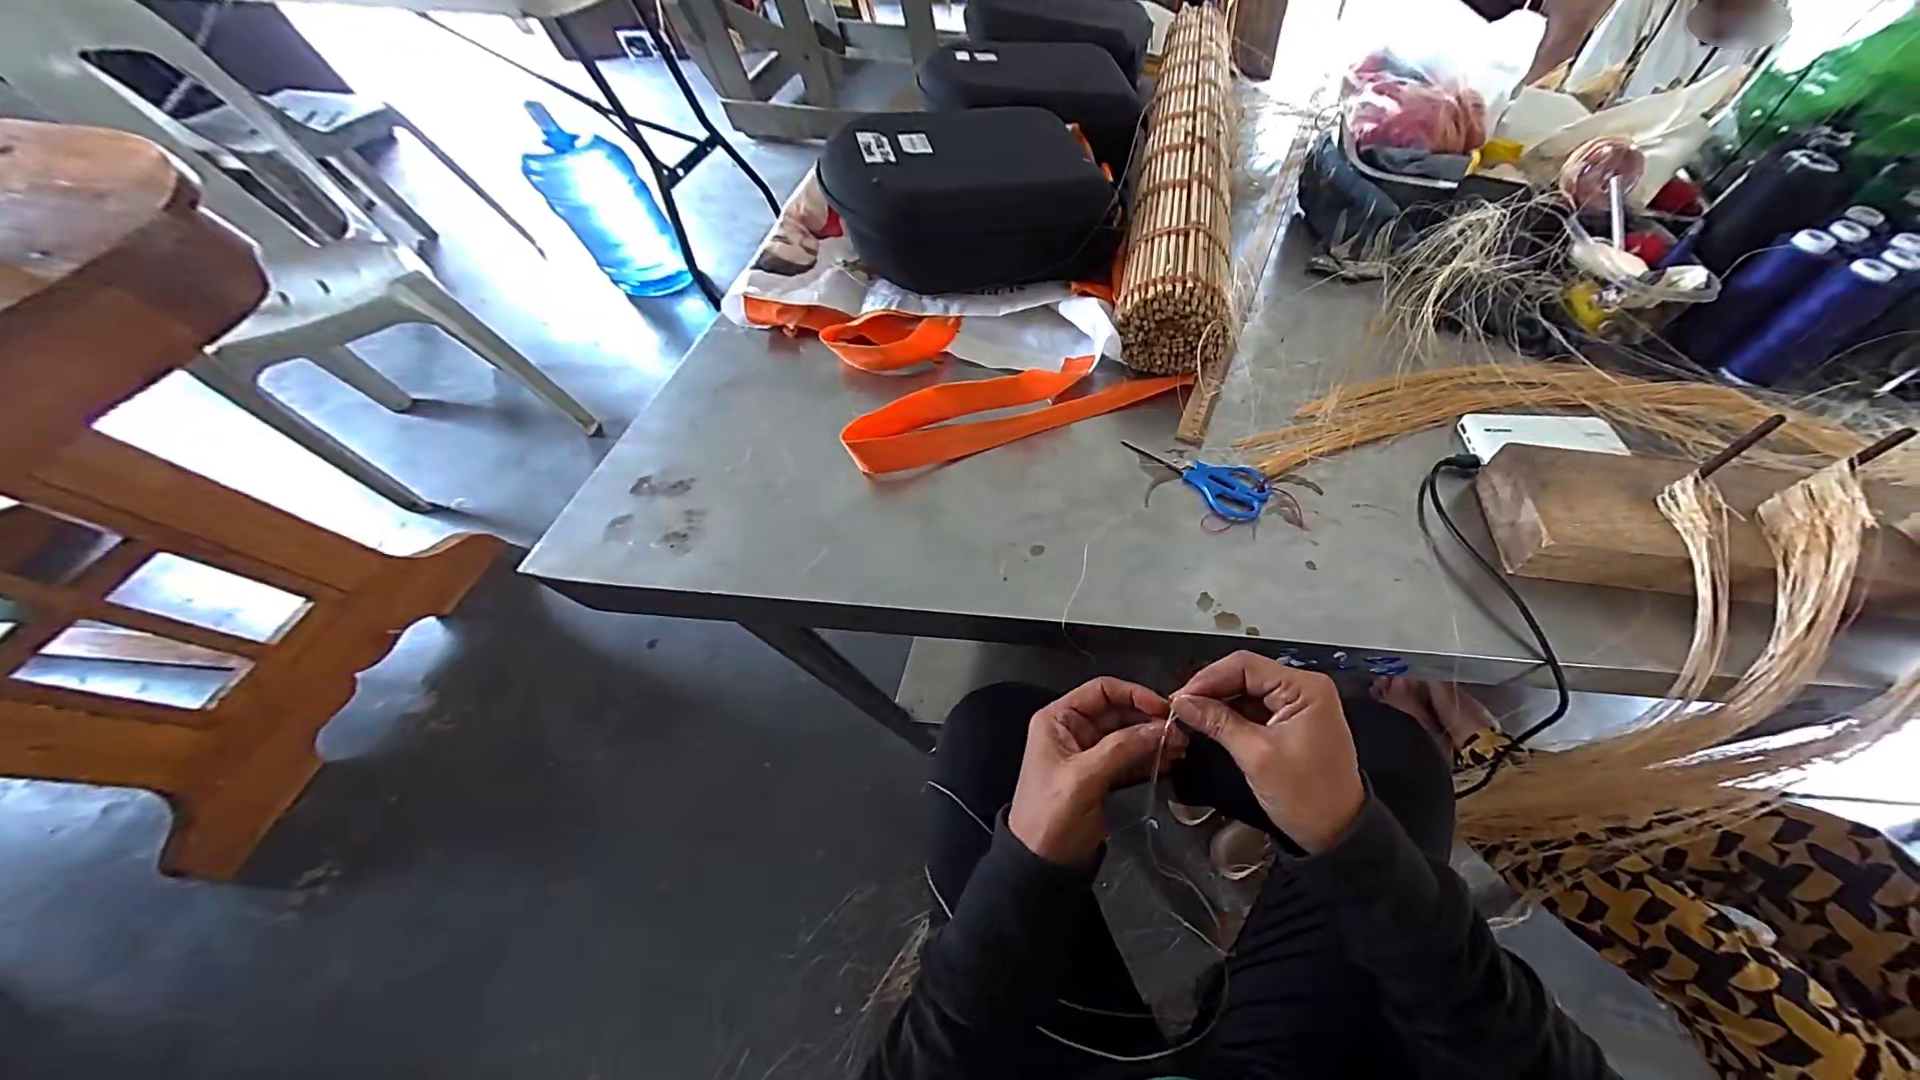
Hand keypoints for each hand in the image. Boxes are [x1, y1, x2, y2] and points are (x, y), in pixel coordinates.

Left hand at [1008, 678, 1186, 866]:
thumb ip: (1121, 749)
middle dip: (1149, 720)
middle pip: (1119, 711)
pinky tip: (1170, 761)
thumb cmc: (1049, 816)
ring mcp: (1089, 753)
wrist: (1042, 863)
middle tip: (1180, 733)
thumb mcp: (1083, 778)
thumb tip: (1160, 728)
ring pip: (1128, 735)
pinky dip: (1150, 758)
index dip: (1133, 694)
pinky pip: (1130, 758)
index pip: (1100, 690)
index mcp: (1058, 719)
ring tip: (1181, 747)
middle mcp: (1073, 730)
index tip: (1162, 708)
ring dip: (1154, 739)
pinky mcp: (1102, 775)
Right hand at [1171, 653, 1363, 852]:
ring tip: (1189, 715)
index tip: (1180, 698)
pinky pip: (1253, 706)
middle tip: (1180, 707)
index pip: (1245, 666)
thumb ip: (1217, 722)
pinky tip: (1209, 723)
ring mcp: (1299, 704)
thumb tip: (1181, 702)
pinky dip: (1229, 713)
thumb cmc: (1306, 795)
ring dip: (1217, 702)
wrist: (1339, 835)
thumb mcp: (1255, 755)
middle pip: (1244, 674)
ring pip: (1245, 689)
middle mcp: (1304, 688)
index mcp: (1305, 688)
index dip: (1207, 678)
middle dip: (1210, 689)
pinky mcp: (1291, 720)